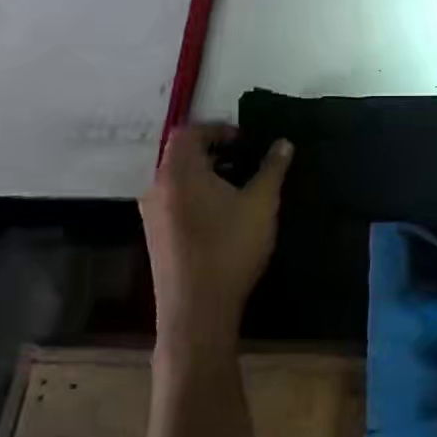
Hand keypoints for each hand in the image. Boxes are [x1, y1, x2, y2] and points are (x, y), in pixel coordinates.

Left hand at [139, 124, 290, 347]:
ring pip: (180, 181)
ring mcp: (152, 215)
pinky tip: (225, 216)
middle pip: (181, 156)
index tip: (247, 138)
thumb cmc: (231, 247)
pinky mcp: (157, 237)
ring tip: (242, 188)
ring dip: (209, 175)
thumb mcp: (261, 203)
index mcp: (178, 173)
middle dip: (217, 152)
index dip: (217, 128)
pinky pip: (177, 201)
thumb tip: (283, 143)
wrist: (197, 308)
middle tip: (250, 161)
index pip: (189, 133)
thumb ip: (272, 168)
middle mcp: (157, 188)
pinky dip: (199, 196)